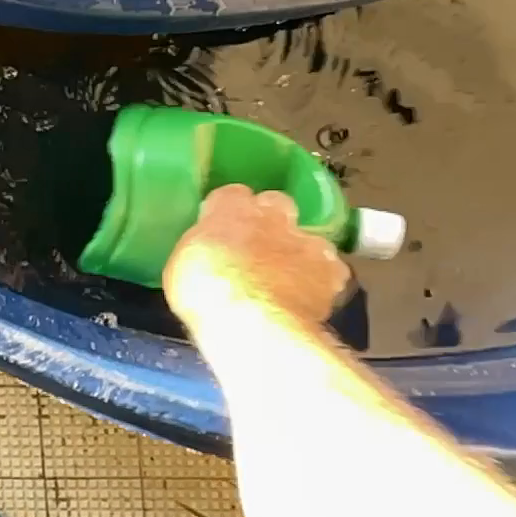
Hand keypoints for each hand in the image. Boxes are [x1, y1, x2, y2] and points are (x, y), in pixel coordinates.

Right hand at [163, 184, 349, 326]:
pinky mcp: (334, 274)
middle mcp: (273, 218)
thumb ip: (202, 247)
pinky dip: (318, 279)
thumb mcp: (181, 263)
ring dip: (297, 250)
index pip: (232, 194)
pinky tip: (304, 294)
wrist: (253, 323)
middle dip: (269, 218)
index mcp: (230, 211)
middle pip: (276, 203)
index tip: (218, 223)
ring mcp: (308, 244)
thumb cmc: (203, 290)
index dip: (226, 208)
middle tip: (254, 242)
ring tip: (283, 275)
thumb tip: (209, 249)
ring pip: (307, 237)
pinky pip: (329, 270)